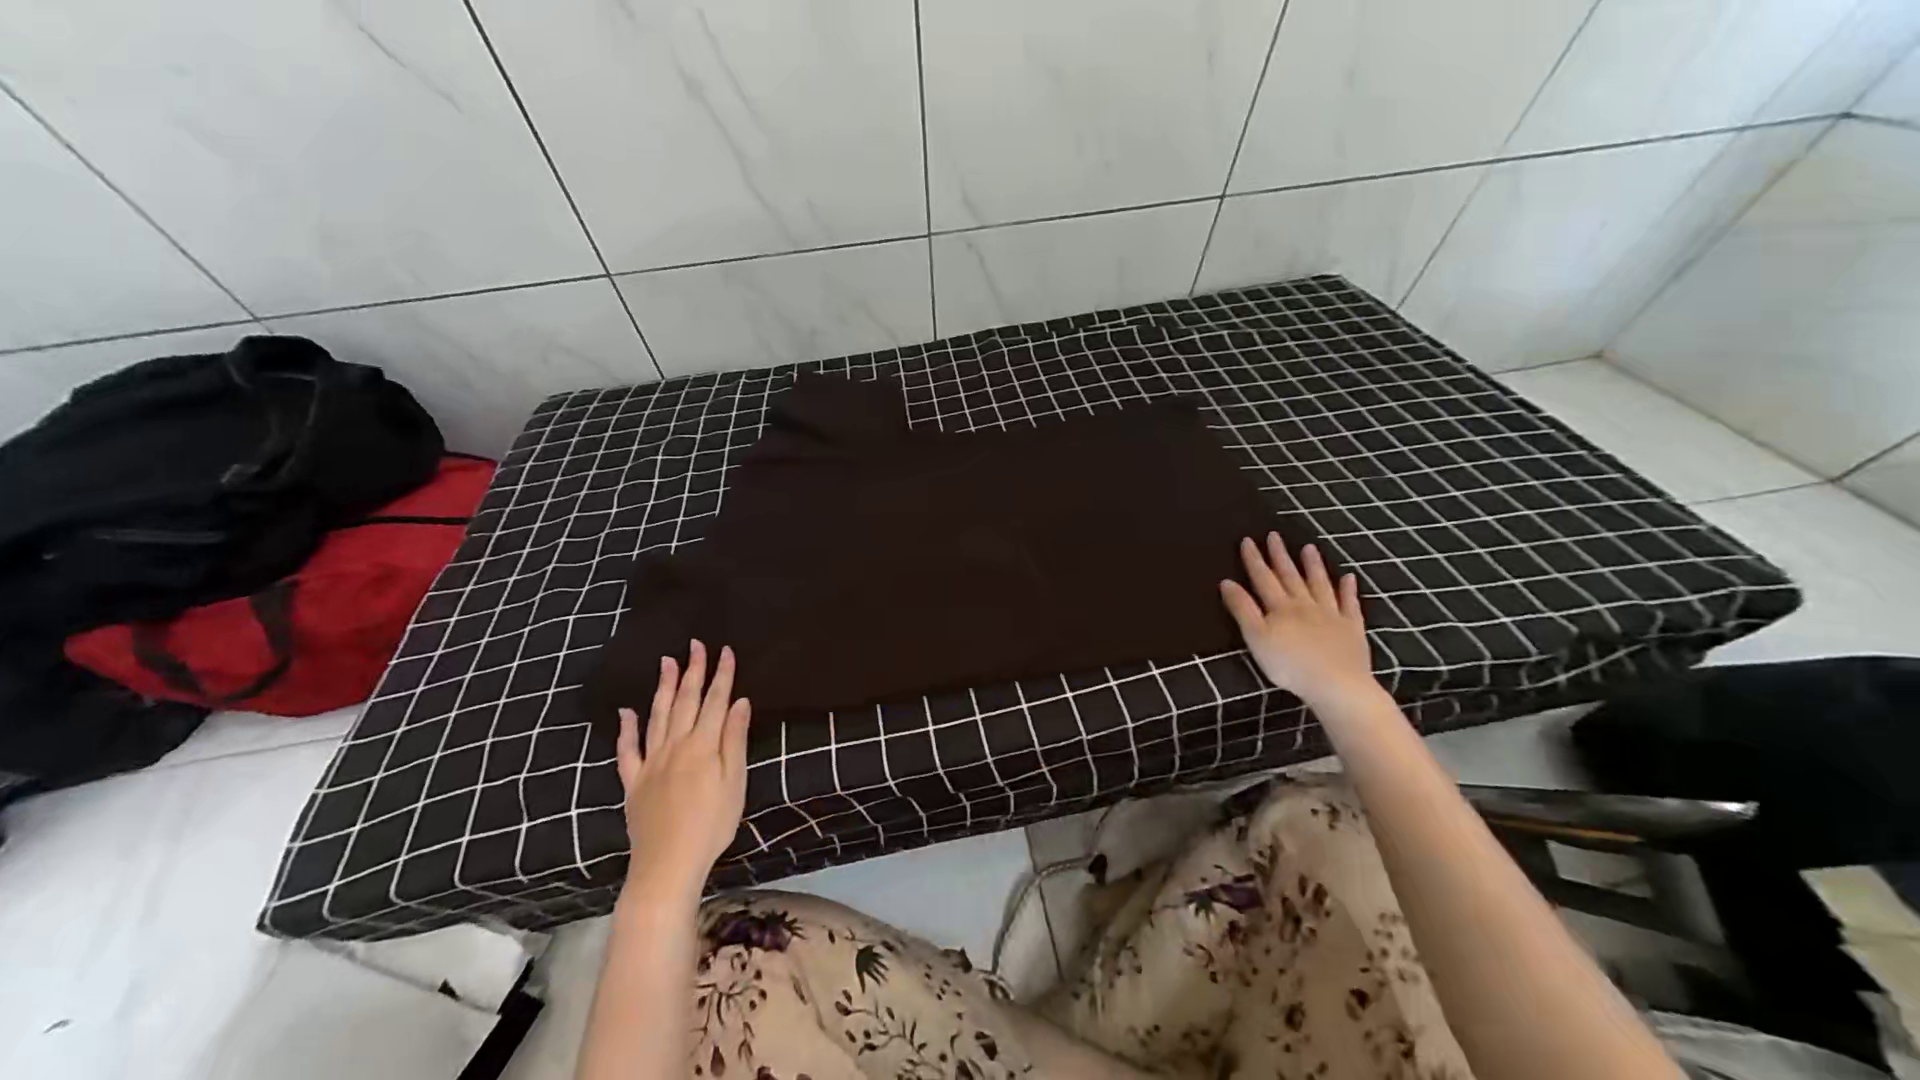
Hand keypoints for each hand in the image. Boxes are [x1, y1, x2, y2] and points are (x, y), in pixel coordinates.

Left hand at [615, 639, 751, 903]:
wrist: (668, 864)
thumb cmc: (712, 825)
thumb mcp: (734, 783)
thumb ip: (734, 740)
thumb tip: (739, 702)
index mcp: (702, 746)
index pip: (716, 701)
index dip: (721, 674)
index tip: (725, 650)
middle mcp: (674, 746)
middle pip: (686, 701)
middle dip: (693, 671)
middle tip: (695, 645)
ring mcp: (650, 762)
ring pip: (657, 716)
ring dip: (663, 687)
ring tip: (667, 662)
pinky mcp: (633, 782)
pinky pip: (627, 750)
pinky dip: (626, 729)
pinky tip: (625, 712)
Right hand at [1219, 534, 1378, 710]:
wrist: (1337, 684)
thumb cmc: (1289, 664)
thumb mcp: (1256, 637)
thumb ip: (1242, 609)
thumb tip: (1227, 582)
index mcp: (1280, 607)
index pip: (1263, 578)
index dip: (1254, 559)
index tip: (1248, 540)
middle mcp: (1305, 605)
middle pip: (1290, 576)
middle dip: (1280, 555)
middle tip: (1275, 535)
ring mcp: (1332, 615)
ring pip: (1320, 584)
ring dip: (1313, 566)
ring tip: (1309, 548)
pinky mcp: (1352, 629)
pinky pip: (1350, 604)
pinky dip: (1348, 590)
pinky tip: (1349, 578)